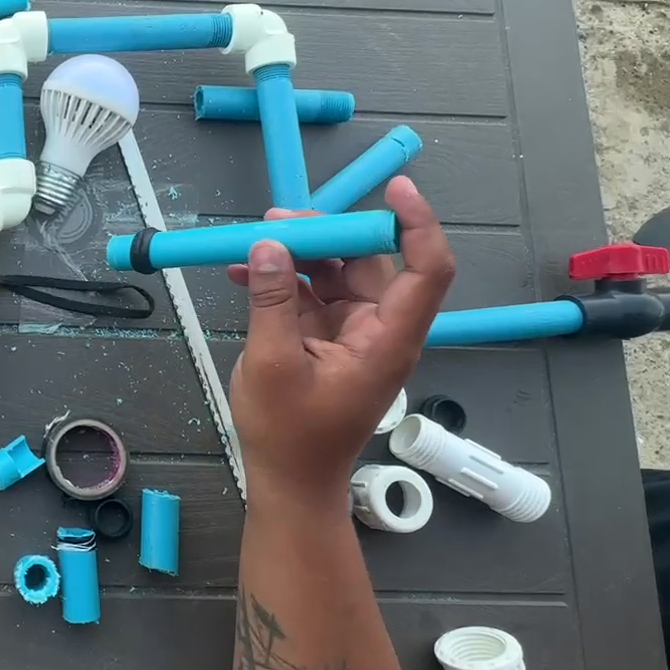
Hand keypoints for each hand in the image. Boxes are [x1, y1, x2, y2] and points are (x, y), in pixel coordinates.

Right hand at [226, 177, 455, 507]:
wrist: (287, 480)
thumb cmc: (288, 433)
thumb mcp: (271, 362)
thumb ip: (272, 301)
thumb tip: (267, 245)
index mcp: (387, 338)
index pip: (426, 269)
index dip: (417, 224)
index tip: (394, 189)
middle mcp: (378, 329)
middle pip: (369, 263)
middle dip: (325, 236)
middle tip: (275, 221)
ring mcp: (351, 334)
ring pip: (334, 276)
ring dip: (294, 257)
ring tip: (249, 244)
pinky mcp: (325, 341)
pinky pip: (309, 298)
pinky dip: (281, 283)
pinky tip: (243, 273)